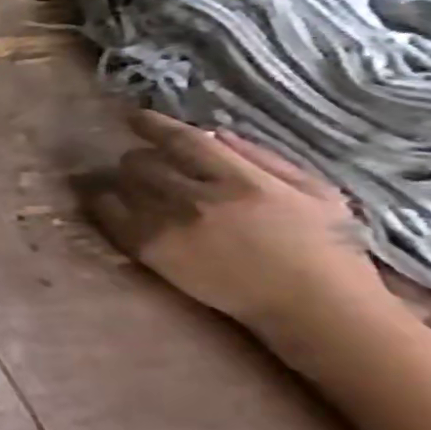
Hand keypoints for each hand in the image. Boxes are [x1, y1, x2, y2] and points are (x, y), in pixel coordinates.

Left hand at [83, 111, 385, 330]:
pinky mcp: (148, 249)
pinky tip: (126, 205)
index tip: (136, 118)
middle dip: (146, 158)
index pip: (181, 140)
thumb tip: (211, 132)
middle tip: (158, 167)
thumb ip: (263, 157)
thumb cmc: (325, 249)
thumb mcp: (315, 193)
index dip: (152, 124)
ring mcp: (167, 225)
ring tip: (149, 190)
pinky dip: (110, 202)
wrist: (315, 311)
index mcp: (243, 183)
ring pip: (122, 182)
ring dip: (131, 181)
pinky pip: (106, 211)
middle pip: (140, 160)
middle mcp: (198, 200)